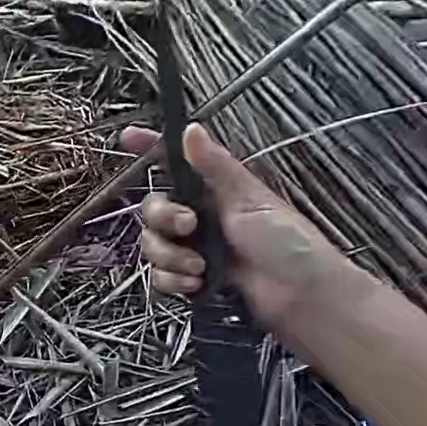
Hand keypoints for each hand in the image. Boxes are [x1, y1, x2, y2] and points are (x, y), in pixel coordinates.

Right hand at [120, 123, 354, 330]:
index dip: (149, 148)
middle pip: (152, 209)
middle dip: (163, 219)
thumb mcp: (251, 198)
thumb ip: (215, 166)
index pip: (174, 163)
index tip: (128, 139)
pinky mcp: (190, 279)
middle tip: (189, 227)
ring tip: (199, 267)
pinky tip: (197, 283)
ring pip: (151, 245)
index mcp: (213, 192)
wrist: (299, 295)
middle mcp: (198, 217)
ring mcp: (192, 249)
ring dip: (170, 257)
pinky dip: (173, 280)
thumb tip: (191, 130)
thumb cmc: (287, 242)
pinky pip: (159, 276)